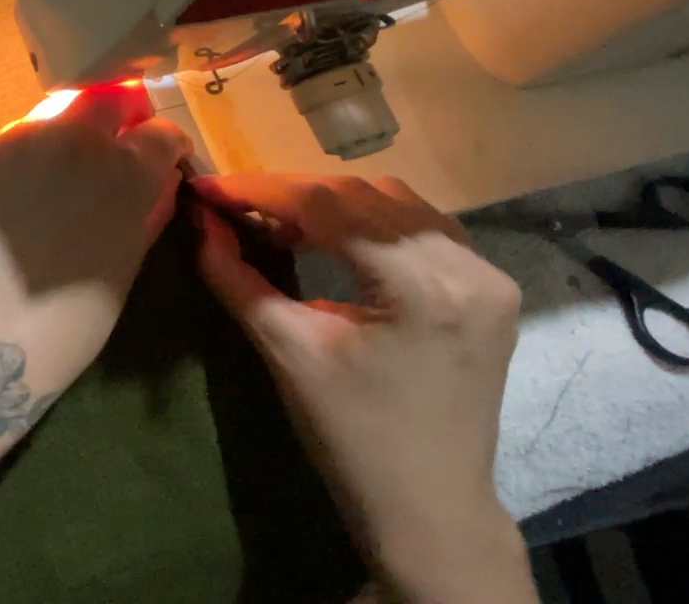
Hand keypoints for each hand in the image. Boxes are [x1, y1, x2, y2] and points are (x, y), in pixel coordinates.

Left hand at [0, 83, 190, 486]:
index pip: (160, 131)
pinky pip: (23, 131)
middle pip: (108, 97)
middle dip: (123, 112)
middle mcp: (75, 139)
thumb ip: (148, 206)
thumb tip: (160, 177)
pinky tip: (38, 177)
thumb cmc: (73, 315)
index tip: (163, 157)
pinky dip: (39, 143)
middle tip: (122, 138)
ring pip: (61, 108)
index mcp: (125, 171)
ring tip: (77, 159)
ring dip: (78, 124)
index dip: (166, 145)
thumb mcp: (129, 258)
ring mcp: (23, 139)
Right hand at [192, 174, 530, 602]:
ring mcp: (487, 275)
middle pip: (359, 196)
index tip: (205, 187)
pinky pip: (420, 225)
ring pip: (392, 202)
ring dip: (328, 201)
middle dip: (287, 193)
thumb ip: (234, 275)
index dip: (257, 190)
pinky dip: (368, 219)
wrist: (427, 502)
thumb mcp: (282, 347)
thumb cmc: (348, 430)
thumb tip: (199, 220)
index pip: (326, 205)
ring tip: (276, 220)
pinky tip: (332, 235)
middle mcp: (466, 266)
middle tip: (232, 204)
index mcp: (419, 285)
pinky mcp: (489, 287)